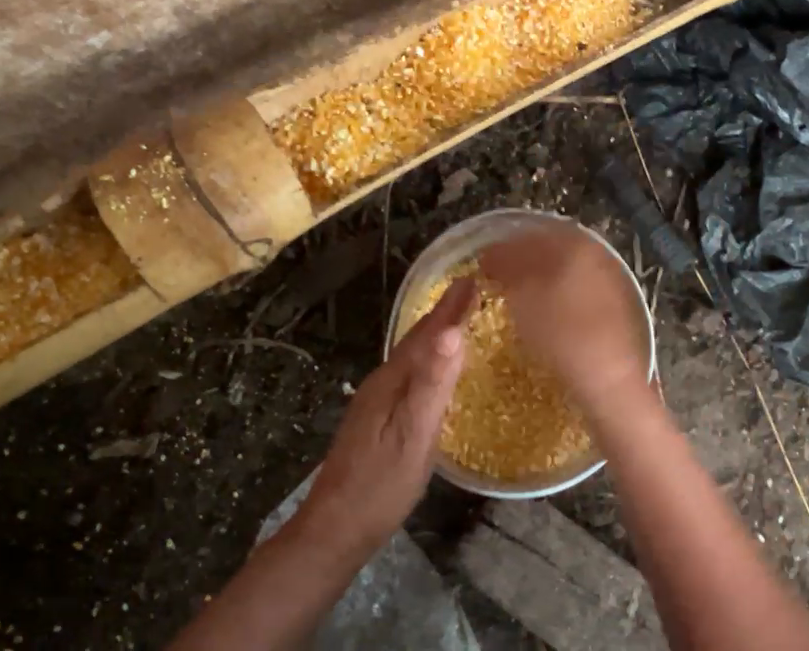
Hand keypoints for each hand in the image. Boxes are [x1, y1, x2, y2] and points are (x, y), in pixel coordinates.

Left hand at [297, 278, 476, 559]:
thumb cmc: (381, 485)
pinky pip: (410, 374)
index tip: (475, 277)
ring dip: (436, 334)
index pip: (428, 333)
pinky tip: (435, 371)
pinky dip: (429, 359)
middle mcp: (382, 382)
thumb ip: (433, 383)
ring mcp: (376, 401)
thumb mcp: (414, 434)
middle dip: (444, 313)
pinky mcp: (377, 419)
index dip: (452, 307)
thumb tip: (453, 331)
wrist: (334, 531)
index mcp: (392, 380)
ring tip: (458, 320)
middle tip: (471, 288)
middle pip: (417, 340)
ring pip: (412, 356)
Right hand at [479, 226, 647, 412]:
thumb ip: (507, 269)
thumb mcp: (524, 297)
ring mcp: (609, 275)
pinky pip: (578, 284)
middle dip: (521, 259)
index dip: (502, 249)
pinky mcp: (615, 300)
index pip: (529, 236)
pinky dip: (558, 290)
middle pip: (549, 247)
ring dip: (540, 274)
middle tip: (497, 278)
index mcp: (573, 243)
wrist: (608, 375)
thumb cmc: (562, 333)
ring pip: (564, 266)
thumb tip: (494, 258)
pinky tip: (545, 308)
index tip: (482, 264)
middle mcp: (595, 251)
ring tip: (517, 294)